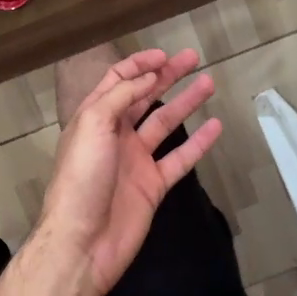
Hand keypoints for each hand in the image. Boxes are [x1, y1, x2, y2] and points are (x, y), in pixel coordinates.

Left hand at [0, 49, 220, 295]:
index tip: (163, 54)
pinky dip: (198, 143)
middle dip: (167, 75)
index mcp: (96, 115)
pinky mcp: (153, 185)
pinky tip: (215, 127)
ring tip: (209, 82)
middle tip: (192, 57)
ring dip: (186, 102)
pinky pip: (180, 159)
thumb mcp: (93, 124)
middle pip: (145, 96)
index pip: (118, 80)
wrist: (82, 241)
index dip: (139, 64)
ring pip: (166, 123)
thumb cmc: (82, 175)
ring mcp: (136, 159)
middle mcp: (116, 133)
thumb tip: (146, 77)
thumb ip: (120, 96)